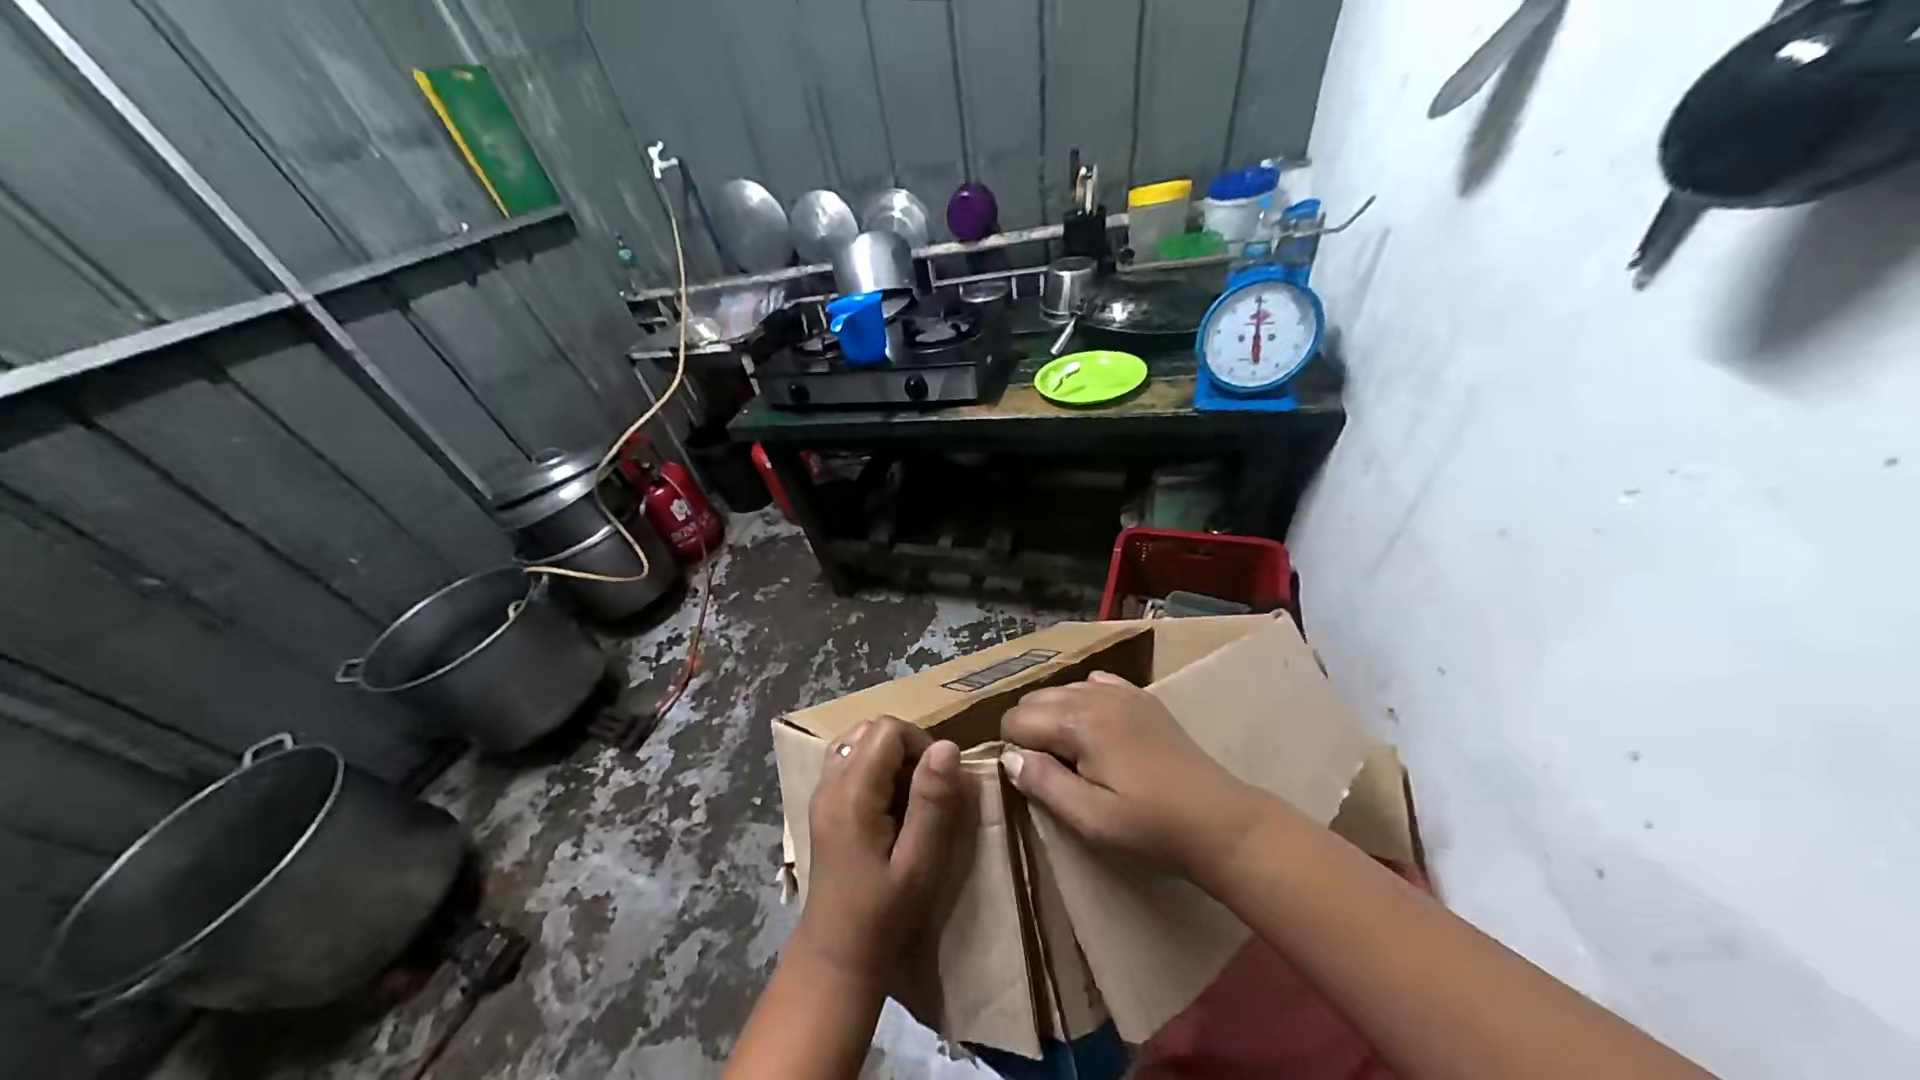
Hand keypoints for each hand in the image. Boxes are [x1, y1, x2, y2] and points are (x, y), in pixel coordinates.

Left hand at [792, 717, 963, 980]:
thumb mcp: (919, 864)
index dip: (920, 744)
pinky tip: (890, 807)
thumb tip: (947, 745)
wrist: (837, 956)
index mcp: (851, 793)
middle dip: (907, 749)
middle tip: (926, 792)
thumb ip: (932, 802)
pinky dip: (876, 769)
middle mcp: (829, 783)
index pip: (887, 729)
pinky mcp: (825, 805)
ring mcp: (822, 793)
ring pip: (859, 742)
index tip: (938, 783)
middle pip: (871, 730)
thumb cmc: (883, 915)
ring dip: (891, 758)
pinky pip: (851, 762)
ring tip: (910, 798)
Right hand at [999, 671, 1265, 881]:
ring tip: (1073, 755)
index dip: (1014, 750)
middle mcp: (1095, 695)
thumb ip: (1044, 783)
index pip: (1017, 719)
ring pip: (1062, 689)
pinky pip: (1095, 684)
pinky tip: (1097, 730)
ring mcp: (1122, 692)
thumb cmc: (1150, 825)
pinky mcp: (1141, 697)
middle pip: (1035, 698)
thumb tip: (1008, 758)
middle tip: (1051, 770)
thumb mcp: (1090, 818)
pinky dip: (1084, 701)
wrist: (1219, 819)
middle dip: (1030, 729)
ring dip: (1055, 716)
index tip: (1034, 778)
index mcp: (1079, 722)